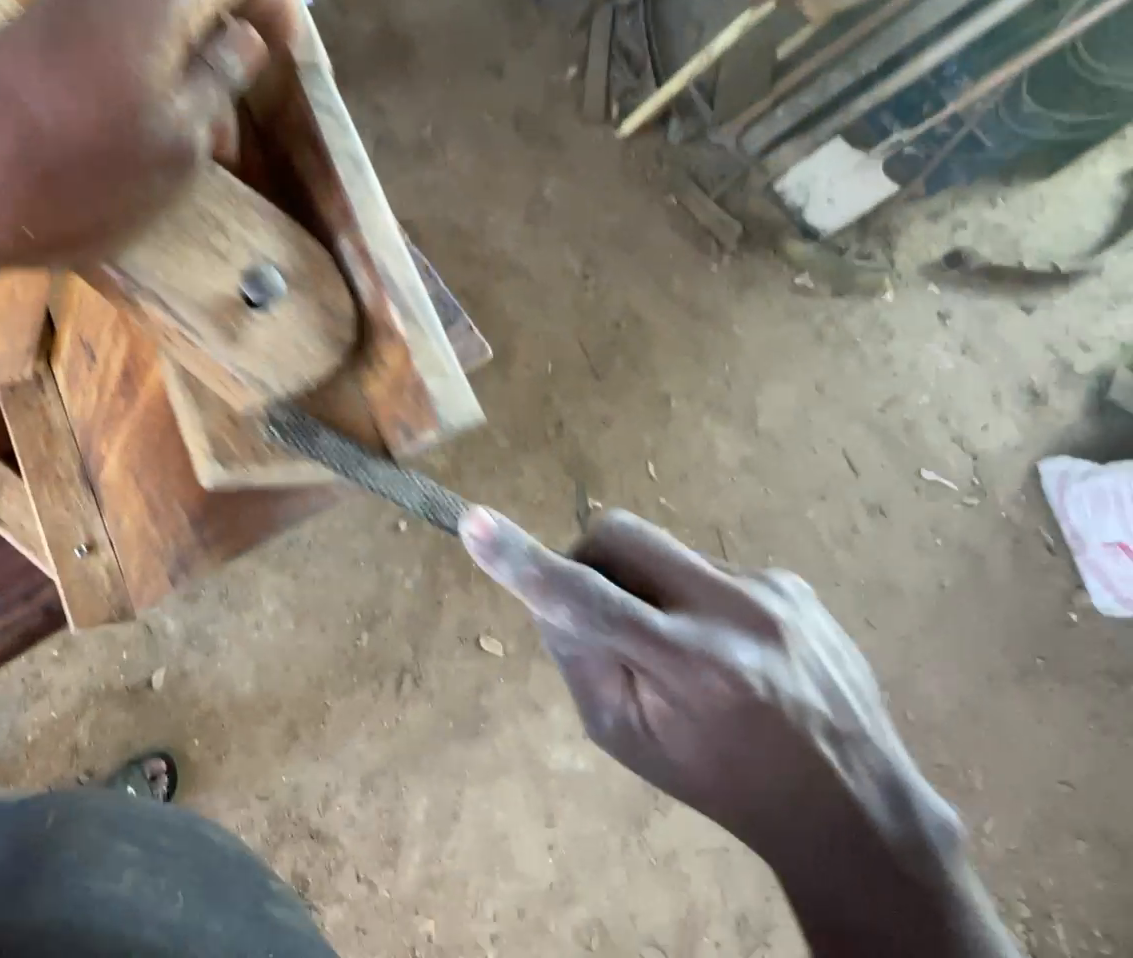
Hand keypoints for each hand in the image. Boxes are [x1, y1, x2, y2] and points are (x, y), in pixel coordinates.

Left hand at [0, 0, 300, 286]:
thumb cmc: (75, 179)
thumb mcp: (177, 145)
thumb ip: (221, 78)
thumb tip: (243, 36)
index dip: (274, 3)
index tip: (289, 53)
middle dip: (221, 53)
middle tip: (233, 127)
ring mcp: (50, 6)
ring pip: (139, 25)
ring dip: (173, 77)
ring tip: (181, 149)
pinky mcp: (16, 43)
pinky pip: (96, 47)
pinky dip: (128, 84)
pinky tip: (123, 141)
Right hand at [459, 507, 962, 874]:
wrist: (856, 805)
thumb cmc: (717, 780)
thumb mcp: (624, 735)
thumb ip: (577, 655)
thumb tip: (546, 588)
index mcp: (690, 668)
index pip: (584, 599)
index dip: (521, 561)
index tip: (473, 523)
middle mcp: (735, 614)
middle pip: (619, 536)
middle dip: (586, 561)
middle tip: (599, 614)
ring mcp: (774, 590)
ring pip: (659, 551)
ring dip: (641, 588)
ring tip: (679, 650)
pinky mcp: (793, 582)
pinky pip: (701, 566)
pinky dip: (685, 596)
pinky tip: (720, 648)